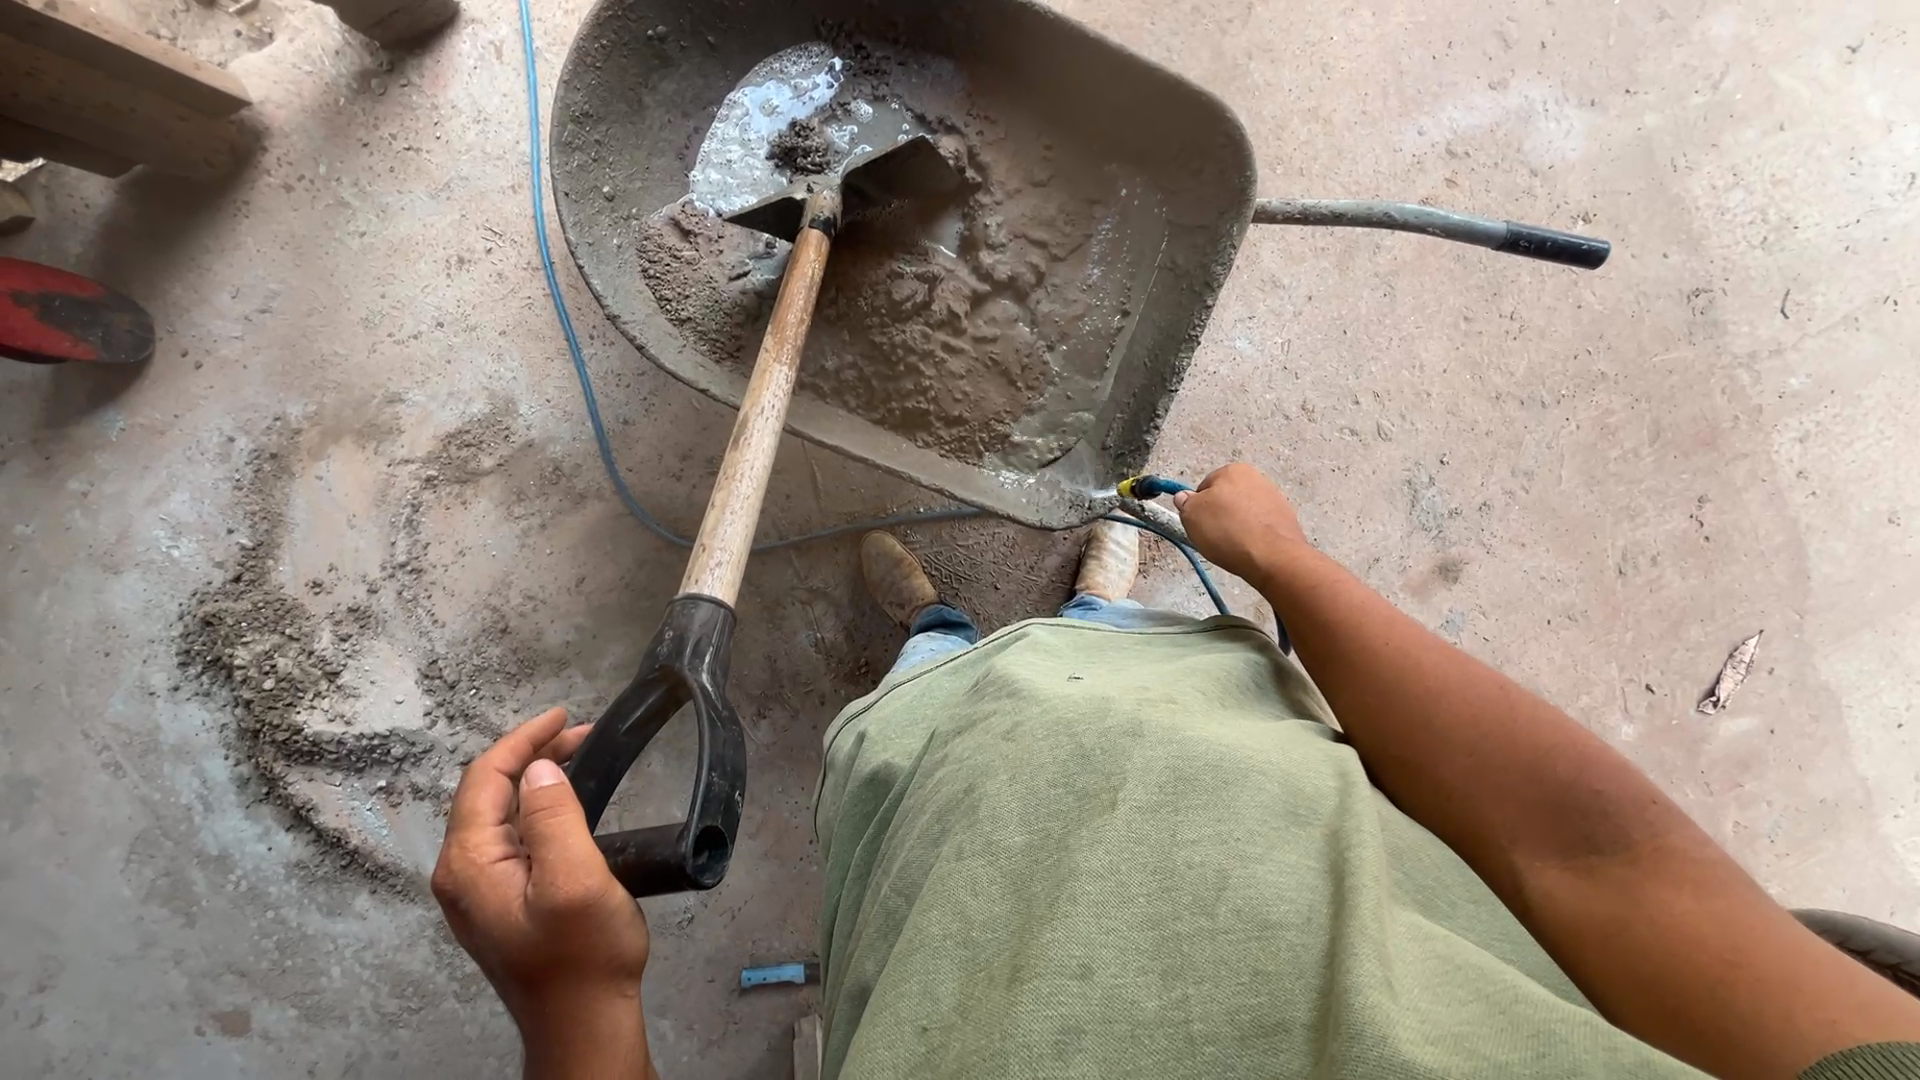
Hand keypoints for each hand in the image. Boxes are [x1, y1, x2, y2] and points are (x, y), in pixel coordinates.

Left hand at [432, 708, 654, 1075]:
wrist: (583, 1021)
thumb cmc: (583, 952)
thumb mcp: (575, 880)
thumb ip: (553, 819)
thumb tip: (539, 769)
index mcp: (470, 864)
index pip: (485, 780)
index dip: (523, 740)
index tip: (567, 716)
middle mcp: (463, 873)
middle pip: (488, 792)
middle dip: (533, 753)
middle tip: (588, 733)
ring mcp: (480, 890)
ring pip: (500, 812)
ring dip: (538, 776)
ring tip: (583, 754)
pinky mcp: (502, 900)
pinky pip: (512, 834)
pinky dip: (540, 803)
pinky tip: (568, 799)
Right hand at [1172, 463, 1311, 583]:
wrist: (1272, 556)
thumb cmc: (1228, 532)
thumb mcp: (1191, 516)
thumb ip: (1184, 502)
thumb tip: (1184, 498)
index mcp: (1232, 470)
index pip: (1204, 488)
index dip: (1197, 508)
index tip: (1198, 524)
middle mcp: (1256, 477)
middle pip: (1226, 498)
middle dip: (1218, 515)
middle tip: (1213, 535)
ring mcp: (1274, 497)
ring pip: (1244, 512)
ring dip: (1236, 525)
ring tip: (1232, 544)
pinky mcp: (1286, 517)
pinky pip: (1260, 524)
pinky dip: (1253, 534)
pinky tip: (1249, 547)